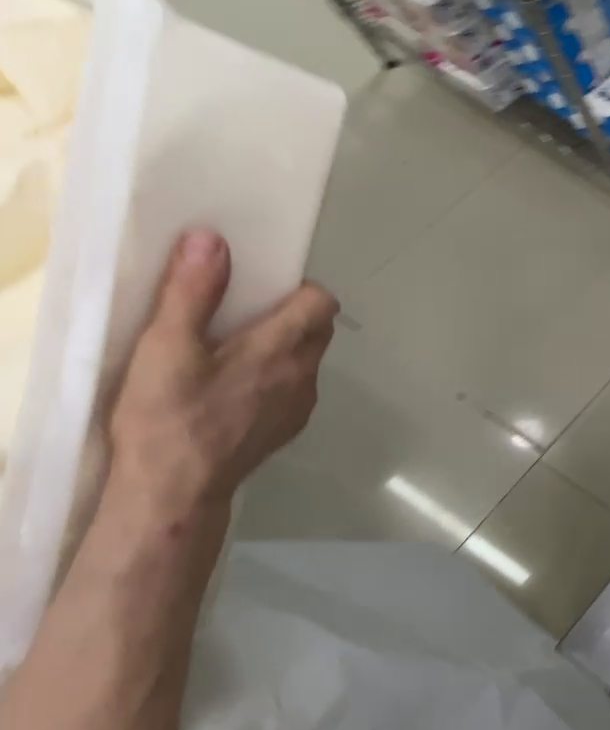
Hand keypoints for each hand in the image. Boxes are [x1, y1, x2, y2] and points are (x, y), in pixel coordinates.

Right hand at [107, 230, 337, 514]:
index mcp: (284, 347)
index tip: (260, 289)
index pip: (322, 302)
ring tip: (228, 352)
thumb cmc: (170, 415)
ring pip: (305, 361)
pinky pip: (291, 389)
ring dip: (279, 349)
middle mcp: (305, 373)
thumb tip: (212, 241)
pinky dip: (271, 379)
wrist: (177, 489)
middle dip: (289, 316)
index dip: (298, 289)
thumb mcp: (168, 346)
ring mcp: (301, 403)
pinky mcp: (287, 427)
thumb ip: (193, 292)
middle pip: (317, 330)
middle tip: (238, 316)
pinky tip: (229, 389)